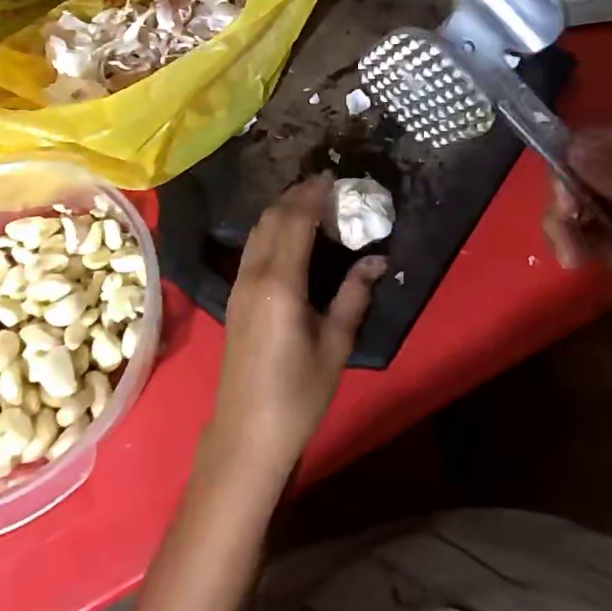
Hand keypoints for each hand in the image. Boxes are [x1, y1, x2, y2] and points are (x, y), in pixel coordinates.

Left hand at [210, 173, 387, 477]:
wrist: (247, 433)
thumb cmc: (298, 394)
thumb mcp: (335, 345)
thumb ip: (354, 296)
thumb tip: (377, 260)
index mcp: (280, 284)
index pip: (295, 222)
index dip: (313, 195)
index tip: (333, 177)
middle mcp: (253, 275)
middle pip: (271, 219)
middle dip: (296, 196)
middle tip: (326, 186)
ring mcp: (238, 285)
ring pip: (256, 231)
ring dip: (281, 210)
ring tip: (310, 202)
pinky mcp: (234, 298)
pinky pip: (251, 248)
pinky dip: (270, 229)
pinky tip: (289, 234)